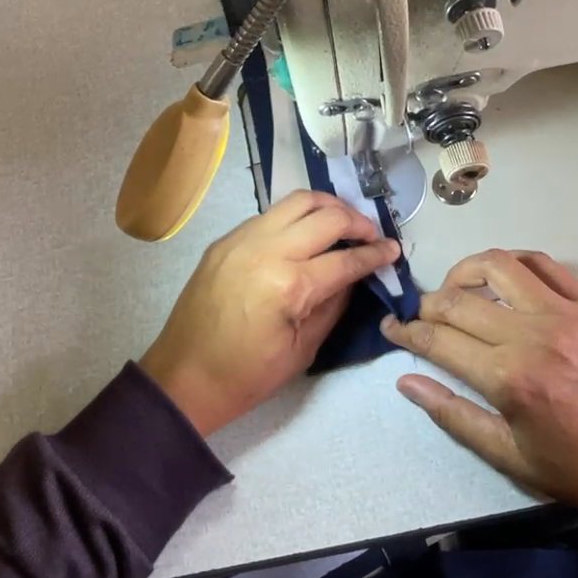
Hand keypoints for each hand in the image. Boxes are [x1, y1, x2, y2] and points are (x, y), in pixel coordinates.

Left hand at [140, 191, 401, 436]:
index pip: (345, 259)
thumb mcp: (303, 350)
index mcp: (288, 285)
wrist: (184, 376)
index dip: (375, 254)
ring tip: (343, 223)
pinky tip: (305, 235)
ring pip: (295, 201)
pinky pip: (269, 215)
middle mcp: (265, 250)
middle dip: (357, 222)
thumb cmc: (247, 376)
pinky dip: (294, 217)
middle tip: (371, 236)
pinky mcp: (225, 240)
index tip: (393, 250)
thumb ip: (333, 305)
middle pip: (325, 216)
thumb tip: (353, 276)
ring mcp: (241, 239)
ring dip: (326, 207)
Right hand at [382, 250, 577, 550]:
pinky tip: (500, 280)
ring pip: (497, 265)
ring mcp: (565, 314)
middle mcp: (532, 336)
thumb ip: (453, 415)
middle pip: (457, 300)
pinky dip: (511, 263)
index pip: (437, 339)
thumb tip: (405, 382)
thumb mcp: (509, 458)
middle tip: (418, 317)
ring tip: (455, 291)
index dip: (405, 331)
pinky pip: (542, 264)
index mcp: (509, 380)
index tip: (390, 327)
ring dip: (463, 272)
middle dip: (425, 305)